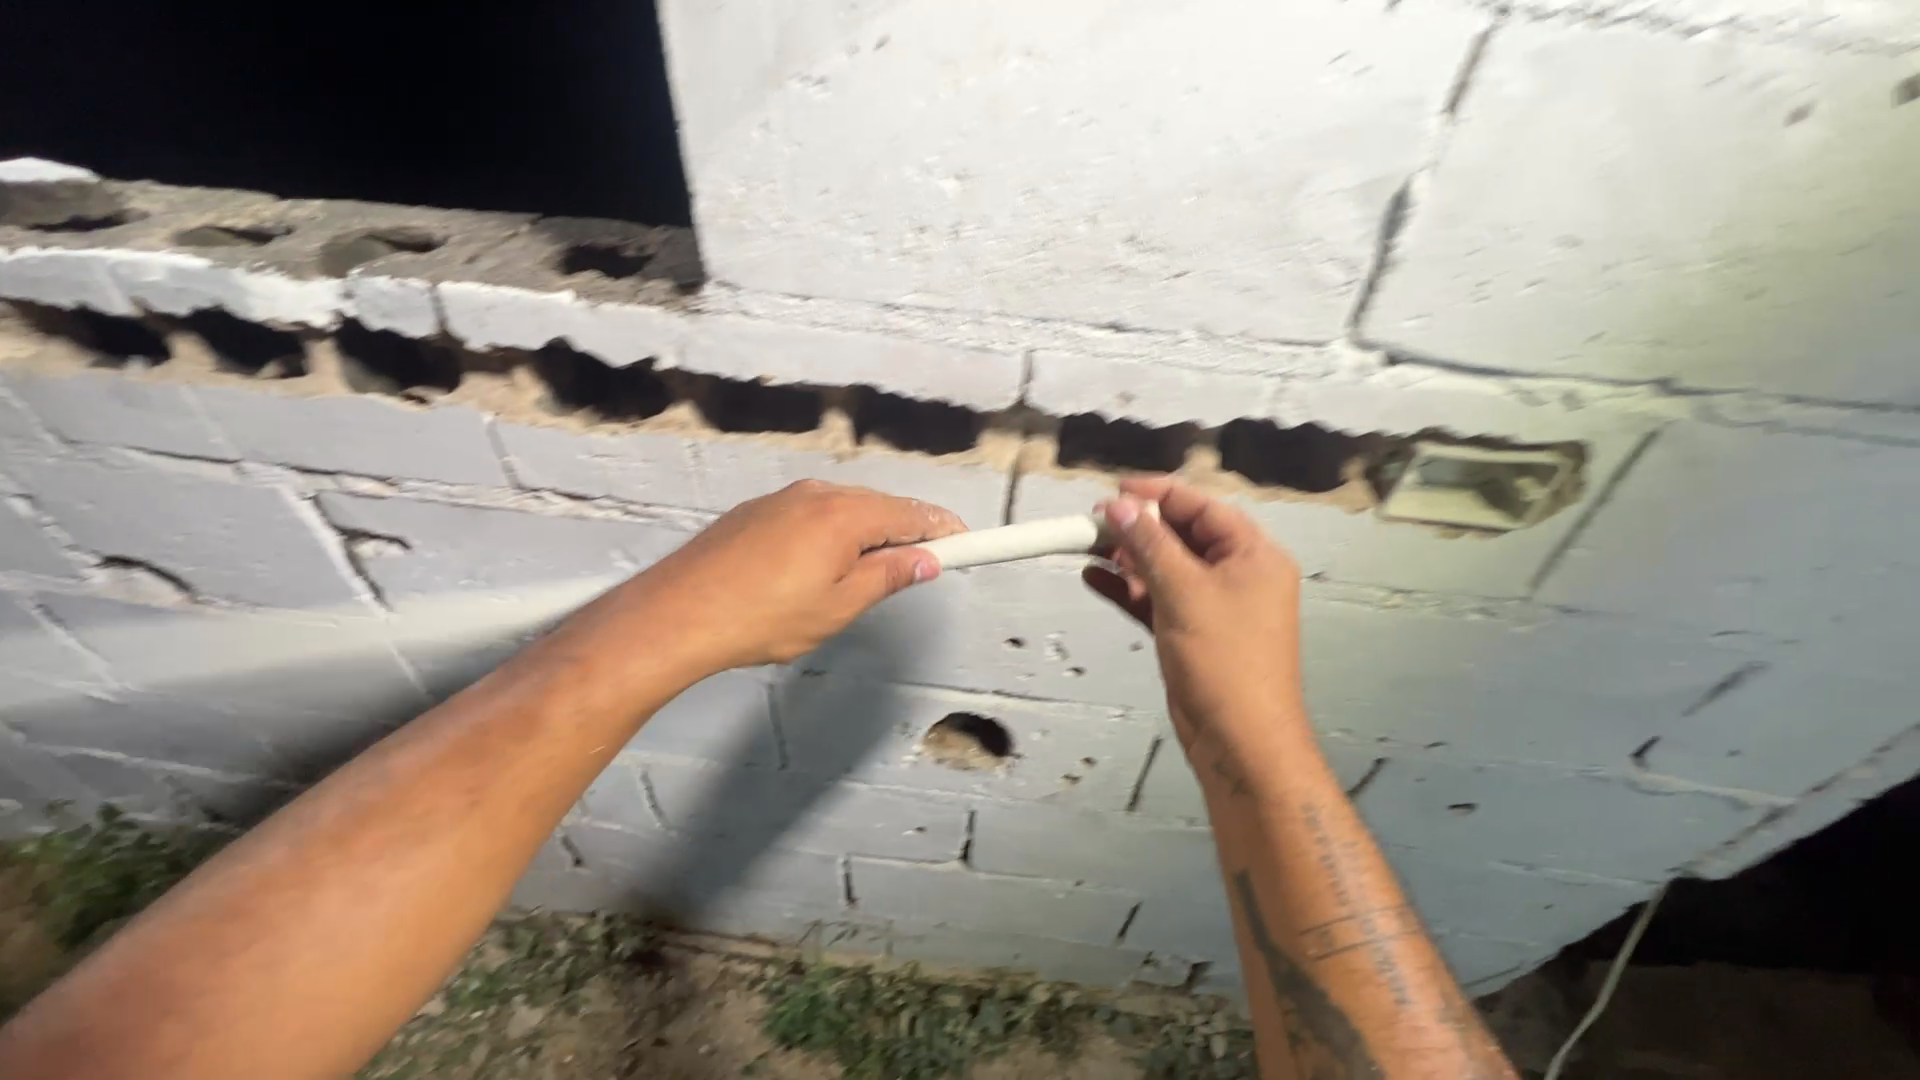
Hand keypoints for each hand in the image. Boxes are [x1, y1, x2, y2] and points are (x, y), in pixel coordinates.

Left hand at [629, 480, 964, 672]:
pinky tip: (823, 564)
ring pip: (846, 508)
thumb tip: (925, 560)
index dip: (944, 528)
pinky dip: (834, 531)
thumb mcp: (839, 606)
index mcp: (844, 515)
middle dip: (906, 532)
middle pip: (881, 506)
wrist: (676, 614)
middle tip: (921, 566)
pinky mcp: (757, 510)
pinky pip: (814, 513)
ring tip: (869, 573)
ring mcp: (783, 498)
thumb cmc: (763, 617)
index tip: (968, 541)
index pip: (912, 514)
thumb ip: (888, 577)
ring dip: (868, 533)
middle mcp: (816, 494)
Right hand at [1083, 477, 1304, 746]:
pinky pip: (1155, 597)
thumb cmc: (1224, 660)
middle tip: (1094, 523)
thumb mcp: (1184, 592)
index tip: (1115, 490)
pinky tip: (1094, 578)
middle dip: (1137, 528)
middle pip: (1181, 535)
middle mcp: (1237, 573)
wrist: (1238, 739)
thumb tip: (1118, 506)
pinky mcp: (1191, 630)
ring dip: (1127, 557)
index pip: (1202, 508)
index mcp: (1253, 554)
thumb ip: (1149, 544)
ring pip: (1165, 567)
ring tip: (1087, 547)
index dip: (1158, 495)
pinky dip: (1127, 588)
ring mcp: (1213, 604)